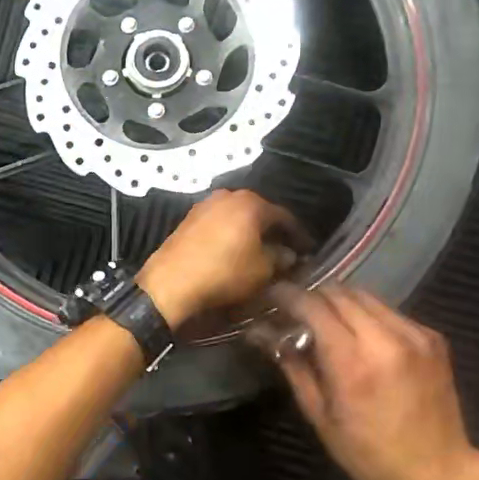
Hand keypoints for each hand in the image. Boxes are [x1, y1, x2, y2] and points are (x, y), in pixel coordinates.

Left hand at [136, 190, 302, 323]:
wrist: (170, 283)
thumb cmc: (224, 273)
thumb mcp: (262, 271)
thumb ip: (281, 258)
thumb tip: (288, 254)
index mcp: (250, 202)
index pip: (284, 216)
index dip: (299, 235)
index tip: (308, 250)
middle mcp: (227, 196)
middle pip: (259, 213)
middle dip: (273, 232)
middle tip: (284, 252)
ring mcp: (204, 206)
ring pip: (237, 218)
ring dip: (250, 234)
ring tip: (259, 255)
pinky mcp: (188, 220)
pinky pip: (219, 225)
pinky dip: (230, 236)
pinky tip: (233, 254)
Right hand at [253, 286, 478, 479]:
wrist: (439, 474)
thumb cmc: (369, 454)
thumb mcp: (320, 416)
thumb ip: (294, 367)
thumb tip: (264, 334)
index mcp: (353, 363)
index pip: (313, 306)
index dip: (288, 295)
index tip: (272, 295)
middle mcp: (386, 339)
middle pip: (339, 293)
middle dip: (312, 295)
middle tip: (295, 308)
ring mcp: (414, 335)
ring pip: (365, 296)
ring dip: (340, 301)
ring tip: (325, 318)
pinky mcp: (432, 337)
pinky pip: (390, 311)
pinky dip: (368, 315)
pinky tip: (361, 335)